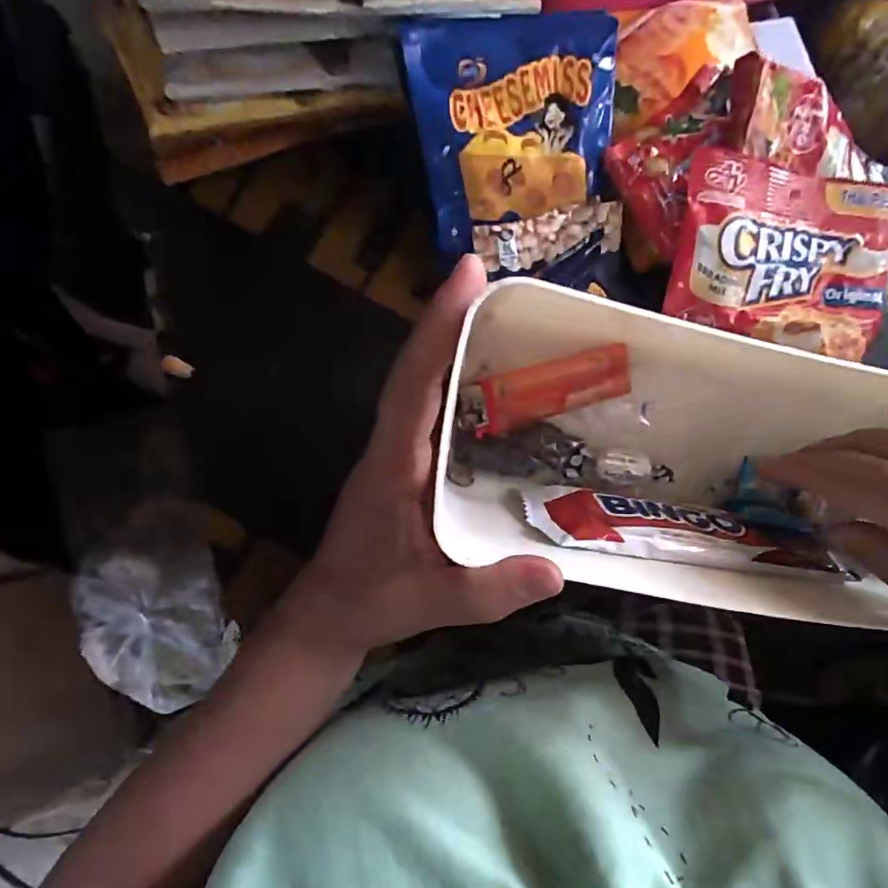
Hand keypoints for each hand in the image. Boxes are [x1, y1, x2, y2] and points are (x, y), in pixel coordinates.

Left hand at [278, 256, 563, 655]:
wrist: (330, 615)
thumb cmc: (372, 602)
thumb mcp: (433, 602)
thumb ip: (489, 592)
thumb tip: (556, 571)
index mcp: (393, 465)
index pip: (414, 384)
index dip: (439, 327)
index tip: (468, 273)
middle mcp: (393, 448)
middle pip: (420, 370)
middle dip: (455, 322)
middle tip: (507, 290)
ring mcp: (397, 457)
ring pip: (425, 388)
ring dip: (457, 350)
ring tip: (510, 326)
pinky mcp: (407, 470)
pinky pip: (434, 416)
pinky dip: (460, 389)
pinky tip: (499, 392)